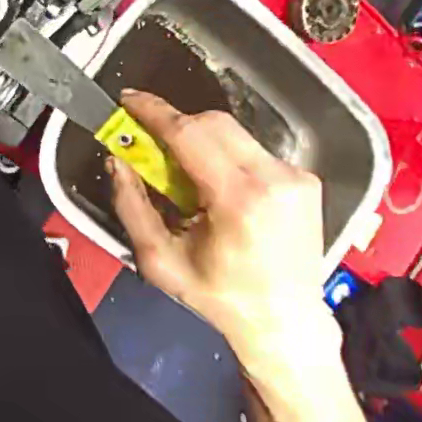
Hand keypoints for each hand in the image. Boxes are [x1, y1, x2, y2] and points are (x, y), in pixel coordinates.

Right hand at [108, 90, 332, 351]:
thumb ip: (131, 206)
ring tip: (186, 178)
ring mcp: (296, 177)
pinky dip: (226, 158)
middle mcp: (274, 180)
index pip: (190, 134)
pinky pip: (254, 150)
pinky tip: (218, 189)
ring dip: (201, 142)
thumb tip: (117, 163)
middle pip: (213, 123)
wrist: (285, 321)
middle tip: (149, 142)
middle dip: (175, 125)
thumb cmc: (222, 298)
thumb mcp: (160, 261)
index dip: (154, 112)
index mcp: (239, 201)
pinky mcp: (305, 179)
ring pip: (234, 133)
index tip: (129, 100)